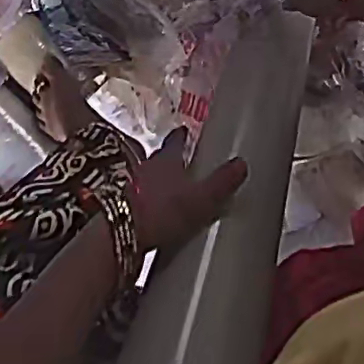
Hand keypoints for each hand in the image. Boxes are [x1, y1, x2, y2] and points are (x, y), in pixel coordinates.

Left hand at [128, 128, 245, 250]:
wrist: (121, 232)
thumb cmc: (162, 210)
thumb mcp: (199, 199)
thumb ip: (221, 183)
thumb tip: (242, 163)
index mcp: (167, 160)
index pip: (175, 142)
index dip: (181, 136)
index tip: (186, 131)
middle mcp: (147, 167)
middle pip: (160, 159)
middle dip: (169, 160)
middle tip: (181, 163)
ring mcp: (131, 186)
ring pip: (147, 177)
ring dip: (157, 181)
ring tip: (169, 190)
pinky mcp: (122, 206)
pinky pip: (138, 198)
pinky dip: (147, 201)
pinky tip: (153, 214)